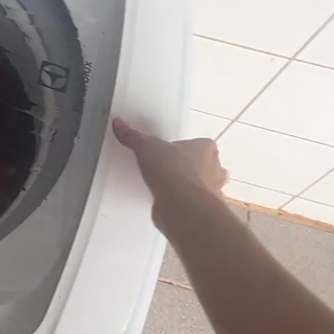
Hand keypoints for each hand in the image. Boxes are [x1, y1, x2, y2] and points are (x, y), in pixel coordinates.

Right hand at [112, 118, 226, 234]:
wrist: (181, 204)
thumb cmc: (171, 170)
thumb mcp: (146, 148)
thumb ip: (134, 137)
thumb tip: (119, 123)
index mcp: (206, 149)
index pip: (203, 144)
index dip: (189, 147)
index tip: (174, 151)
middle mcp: (215, 169)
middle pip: (208, 166)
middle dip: (195, 168)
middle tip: (173, 169)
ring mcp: (212, 191)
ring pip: (205, 186)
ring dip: (192, 187)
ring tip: (171, 187)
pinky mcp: (203, 210)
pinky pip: (195, 204)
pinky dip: (185, 203)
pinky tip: (170, 203)